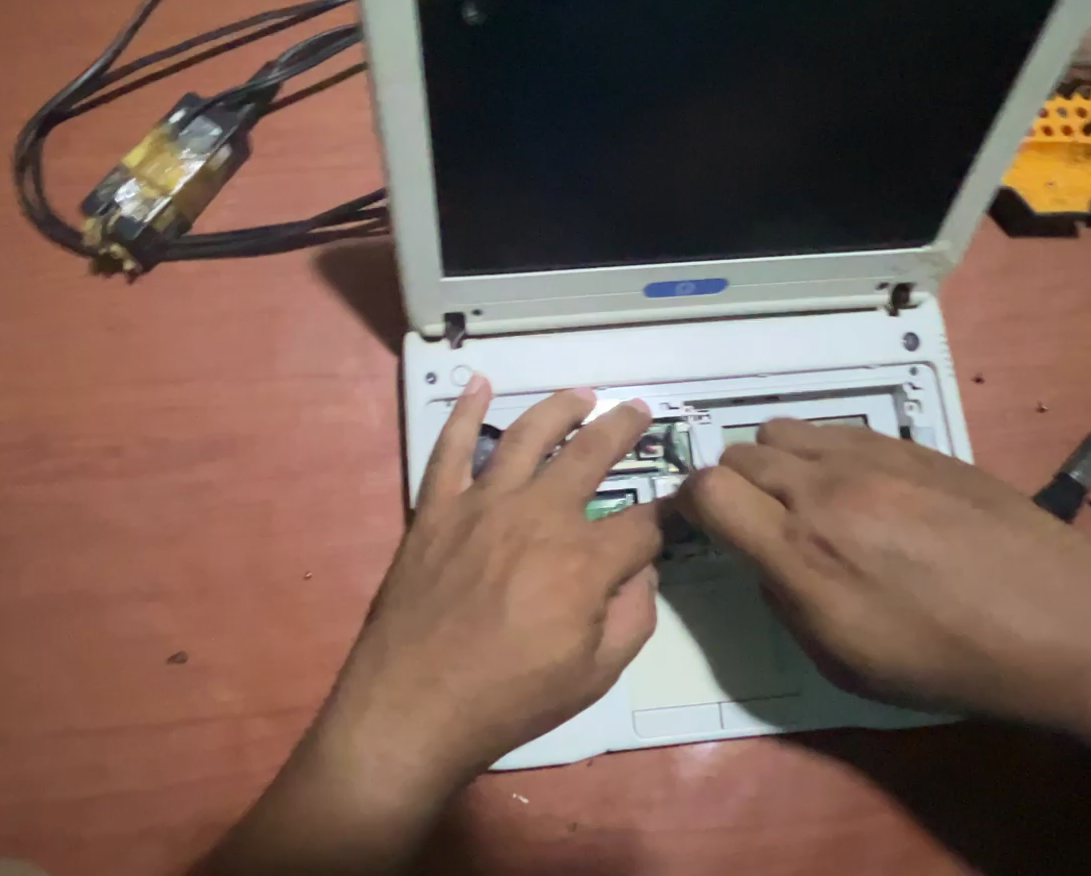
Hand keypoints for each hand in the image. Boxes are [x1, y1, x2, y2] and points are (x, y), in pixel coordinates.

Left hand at [311, 380, 661, 801]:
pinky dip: (465, 412)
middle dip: (623, 428)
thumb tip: (643, 567)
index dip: (667, 515)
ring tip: (581, 394)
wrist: (412, 707)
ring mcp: (483, 503)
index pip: (643, 524)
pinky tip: (479, 384)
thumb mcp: (596, 675)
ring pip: (528, 436)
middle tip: (637, 409)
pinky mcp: (437, 506)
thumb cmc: (509, 699)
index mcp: (583, 560)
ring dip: (559, 408)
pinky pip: (451, 447)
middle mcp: (538, 515)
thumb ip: (634, 615)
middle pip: (591, 454)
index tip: (678, 505)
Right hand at [679, 419, 1090, 723]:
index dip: (689, 503)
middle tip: (757, 519)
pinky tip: (858, 486)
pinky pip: (834, 430)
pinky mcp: (909, 444)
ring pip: (779, 432)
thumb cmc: (948, 661)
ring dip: (773, 462)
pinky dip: (820, 453)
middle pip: (737, 456)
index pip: (706, 490)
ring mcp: (870, 459)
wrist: (1067, 626)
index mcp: (803, 552)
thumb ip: (782, 599)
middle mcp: (825, 492)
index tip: (700, 523)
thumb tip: (764, 555)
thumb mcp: (843, 661)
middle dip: (731, 486)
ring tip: (805, 496)